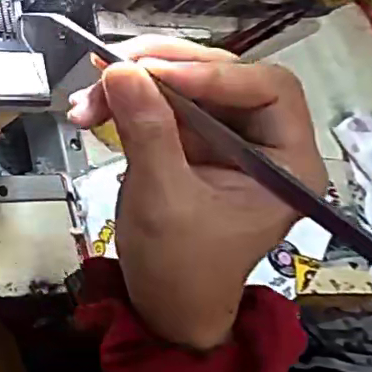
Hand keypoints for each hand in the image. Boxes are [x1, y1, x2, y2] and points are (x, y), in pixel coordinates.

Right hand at [67, 37, 324, 349]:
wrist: (162, 305)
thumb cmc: (179, 267)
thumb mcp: (163, 198)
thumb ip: (146, 131)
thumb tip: (120, 70)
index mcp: (285, 161)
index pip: (268, 90)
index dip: (213, 73)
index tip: (153, 73)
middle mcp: (260, 142)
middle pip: (219, 79)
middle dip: (161, 70)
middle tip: (108, 66)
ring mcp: (221, 141)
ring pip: (182, 87)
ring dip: (130, 85)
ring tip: (85, 100)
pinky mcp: (188, 143)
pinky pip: (158, 106)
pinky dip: (122, 102)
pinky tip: (90, 110)